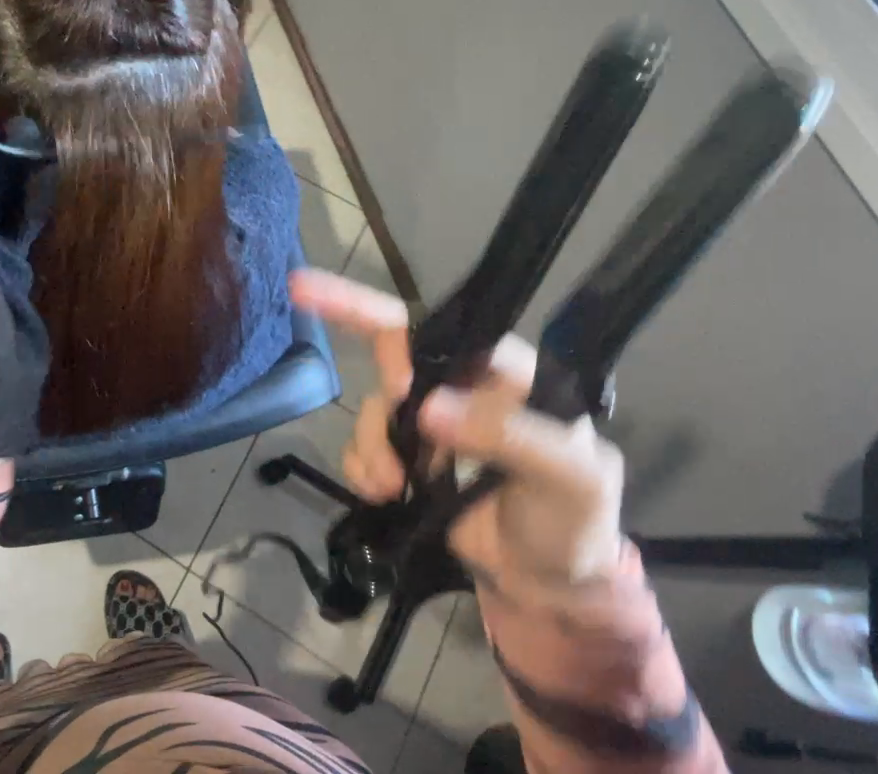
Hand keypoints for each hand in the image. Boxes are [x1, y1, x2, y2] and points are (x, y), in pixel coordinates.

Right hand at [290, 270, 625, 590]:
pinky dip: (360, 468)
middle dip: (369, 374)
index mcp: (504, 374)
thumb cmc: (570, 524)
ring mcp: (428, 423)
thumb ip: (509, 437)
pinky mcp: (403, 457)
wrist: (545, 586)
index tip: (308, 291)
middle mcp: (461, 387)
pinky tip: (380, 493)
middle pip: (392, 357)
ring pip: (374, 409)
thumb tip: (428, 408)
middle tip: (346, 369)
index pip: (441, 328)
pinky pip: (360, 447)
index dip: (376, 310)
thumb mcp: (566, 480)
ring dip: (373, 448)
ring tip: (391, 488)